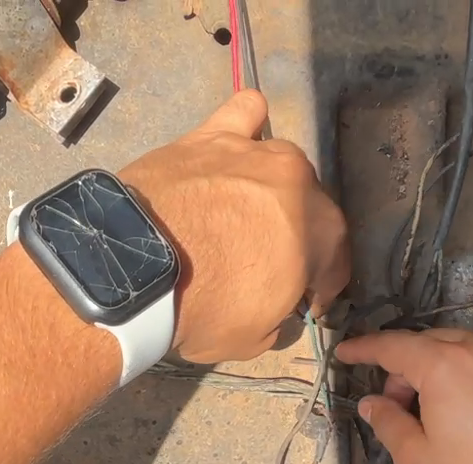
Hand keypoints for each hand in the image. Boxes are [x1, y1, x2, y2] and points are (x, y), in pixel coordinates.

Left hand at [120, 91, 349, 362]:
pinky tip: (236, 146)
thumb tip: (278, 313)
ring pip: (281, 164)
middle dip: (297, 240)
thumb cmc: (204, 310)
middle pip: (309, 211)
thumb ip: (278, 322)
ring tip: (247, 212)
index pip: (335, 264)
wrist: (137, 270)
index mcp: (321, 233)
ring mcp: (255, 152)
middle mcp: (298, 182)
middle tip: (268, 264)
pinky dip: (247, 128)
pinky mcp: (212, 135)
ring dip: (274, 190)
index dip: (321, 290)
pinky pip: (244, 113)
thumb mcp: (252, 340)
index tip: (305, 305)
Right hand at [337, 329, 472, 463]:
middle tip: (394, 408)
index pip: (390, 345)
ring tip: (432, 416)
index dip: (362, 348)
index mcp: (442, 363)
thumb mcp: (420, 460)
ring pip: (459, 351)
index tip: (343, 353)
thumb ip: (388, 425)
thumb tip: (372, 404)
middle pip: (426, 345)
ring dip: (434, 374)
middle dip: (401, 370)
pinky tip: (469, 417)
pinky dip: (465, 379)